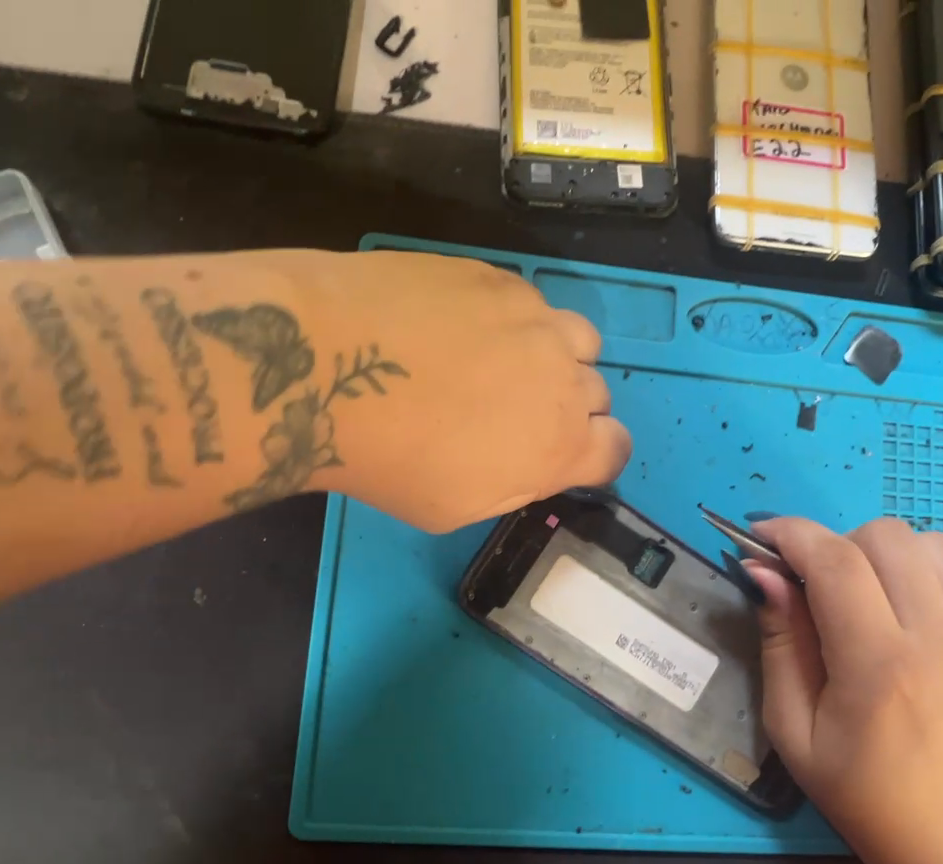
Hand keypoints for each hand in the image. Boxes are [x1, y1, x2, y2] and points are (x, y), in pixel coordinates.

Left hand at [285, 251, 630, 531]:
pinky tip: (463, 328)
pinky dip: (513, 321)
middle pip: (597, 393)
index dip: (597, 455)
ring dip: (556, 357)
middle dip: (571, 408)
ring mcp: (533, 318)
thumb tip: (529, 460)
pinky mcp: (496, 278)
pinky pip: (527, 302)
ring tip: (505, 363)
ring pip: (577, 338)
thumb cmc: (389, 458)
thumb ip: (514, 482)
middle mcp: (564, 377)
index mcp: (561, 445)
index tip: (568, 455)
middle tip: (518, 414)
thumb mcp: (456, 507)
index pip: (615, 449)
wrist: (327, 366)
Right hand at [744, 517, 942, 863]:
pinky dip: (917, 579)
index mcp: (879, 667)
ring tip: (863, 597)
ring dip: (881, 554)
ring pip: (927, 543)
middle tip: (813, 584)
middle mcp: (938, 639)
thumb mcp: (793, 729)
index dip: (791, 535)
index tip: (761, 537)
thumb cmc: (858, 791)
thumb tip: (765, 574)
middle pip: (884, 536)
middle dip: (835, 544)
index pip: (835, 562)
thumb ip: (780, 643)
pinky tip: (903, 624)